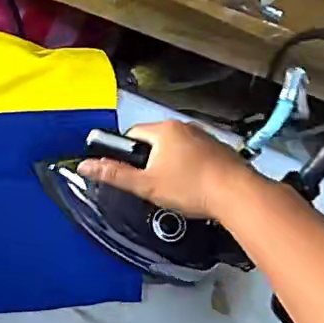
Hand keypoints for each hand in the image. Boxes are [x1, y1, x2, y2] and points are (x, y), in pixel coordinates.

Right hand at [76, 120, 259, 219]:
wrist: (237, 195)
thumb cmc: (192, 187)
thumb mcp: (146, 185)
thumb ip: (114, 174)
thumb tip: (86, 166)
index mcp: (164, 130)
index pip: (132, 134)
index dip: (127, 154)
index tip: (131, 172)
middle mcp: (185, 127)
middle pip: (154, 141)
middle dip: (150, 161)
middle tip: (153, 184)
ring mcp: (204, 137)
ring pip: (176, 148)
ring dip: (171, 164)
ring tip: (175, 188)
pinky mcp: (219, 150)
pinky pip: (195, 155)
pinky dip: (191, 168)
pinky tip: (194, 186)